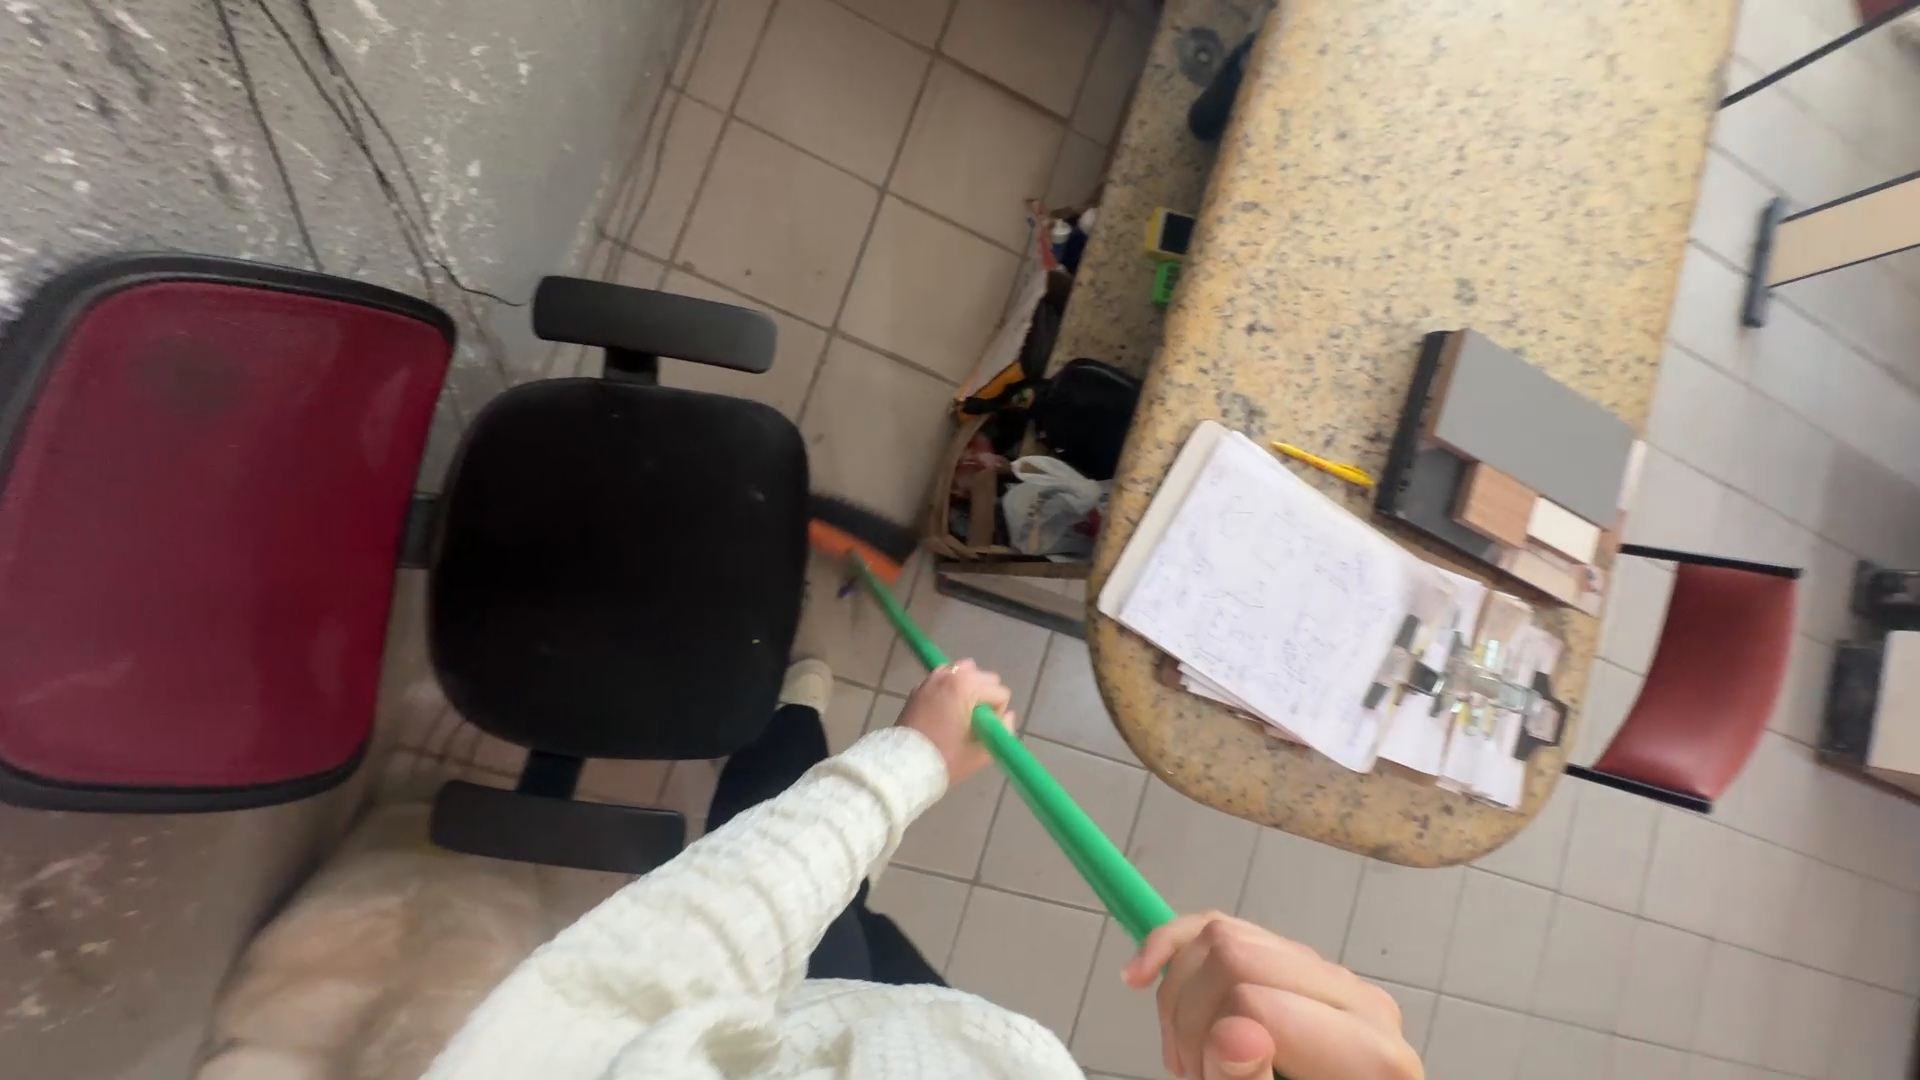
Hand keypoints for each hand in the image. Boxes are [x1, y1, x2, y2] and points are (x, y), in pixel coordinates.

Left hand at [896, 659, 1015, 785]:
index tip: (982, 731)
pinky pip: (945, 680)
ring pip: (964, 674)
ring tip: (959, 714)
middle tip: (973, 723)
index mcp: (967, 685)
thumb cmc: (944, 758)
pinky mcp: (920, 687)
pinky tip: (943, 712)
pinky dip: (950, 690)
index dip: (996, 714)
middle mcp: (950, 673)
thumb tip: (1007, 716)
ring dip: (968, 690)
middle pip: (984, 678)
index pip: (1000, 693)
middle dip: (984, 698)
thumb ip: (1003, 730)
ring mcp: (932, 678)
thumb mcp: (982, 752)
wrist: (904, 764)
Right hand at [1122, 913, 1422, 1079]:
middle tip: (1185, 1068)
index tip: (1196, 1078)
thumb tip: (1233, 1032)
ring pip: (1218, 932)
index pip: (1255, 1001)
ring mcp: (1323, 971)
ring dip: (1177, 990)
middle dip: (1187, 1009)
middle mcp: (1356, 998)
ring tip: (1184, 1052)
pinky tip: (1141, 975)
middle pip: (1232, 953)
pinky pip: (1219, 925)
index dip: (1211, 1039)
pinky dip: (1171, 946)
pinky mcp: (1291, 958)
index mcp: (1368, 1051)